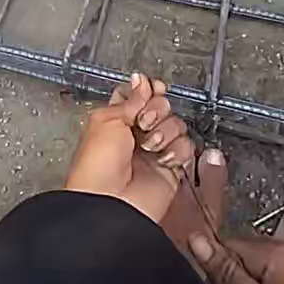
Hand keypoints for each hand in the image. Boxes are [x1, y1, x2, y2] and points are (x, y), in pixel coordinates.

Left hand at [64, 73, 195, 222]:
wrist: (110, 201)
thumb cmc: (97, 164)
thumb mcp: (107, 120)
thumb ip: (131, 99)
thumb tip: (142, 81)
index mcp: (117, 119)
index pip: (140, 96)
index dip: (148, 90)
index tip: (153, 88)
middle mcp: (137, 134)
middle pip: (161, 106)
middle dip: (156, 110)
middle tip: (144, 122)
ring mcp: (155, 150)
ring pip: (176, 124)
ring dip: (166, 131)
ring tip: (151, 145)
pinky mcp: (171, 168)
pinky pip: (186, 147)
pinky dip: (177, 150)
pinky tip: (163, 158)